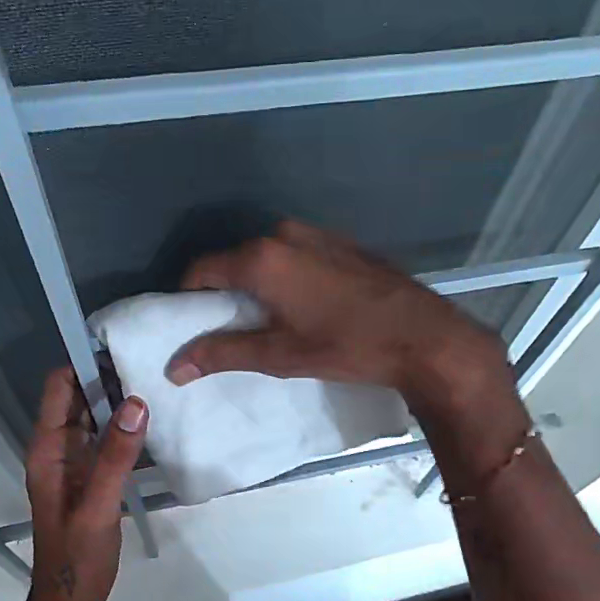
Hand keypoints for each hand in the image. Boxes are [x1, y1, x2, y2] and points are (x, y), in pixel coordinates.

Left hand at [24, 368, 147, 600]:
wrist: (72, 598)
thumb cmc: (77, 554)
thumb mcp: (97, 506)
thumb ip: (115, 456)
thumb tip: (136, 402)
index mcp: (48, 449)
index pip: (59, 388)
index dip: (84, 363)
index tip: (122, 347)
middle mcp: (58, 447)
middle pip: (78, 396)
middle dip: (107, 375)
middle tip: (149, 360)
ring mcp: (75, 460)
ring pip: (94, 414)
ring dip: (117, 398)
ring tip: (155, 380)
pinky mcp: (91, 473)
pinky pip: (106, 436)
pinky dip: (123, 423)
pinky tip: (150, 418)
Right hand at [164, 221, 510, 410]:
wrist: (425, 336)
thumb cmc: (347, 346)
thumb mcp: (280, 355)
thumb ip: (223, 353)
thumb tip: (175, 367)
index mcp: (262, 258)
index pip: (202, 270)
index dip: (190, 298)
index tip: (194, 326)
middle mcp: (284, 233)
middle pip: (235, 260)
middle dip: (226, 293)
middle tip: (234, 330)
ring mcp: (317, 233)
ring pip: (268, 257)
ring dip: (259, 285)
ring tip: (271, 322)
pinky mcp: (341, 242)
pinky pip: (296, 254)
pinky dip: (287, 276)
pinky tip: (306, 306)